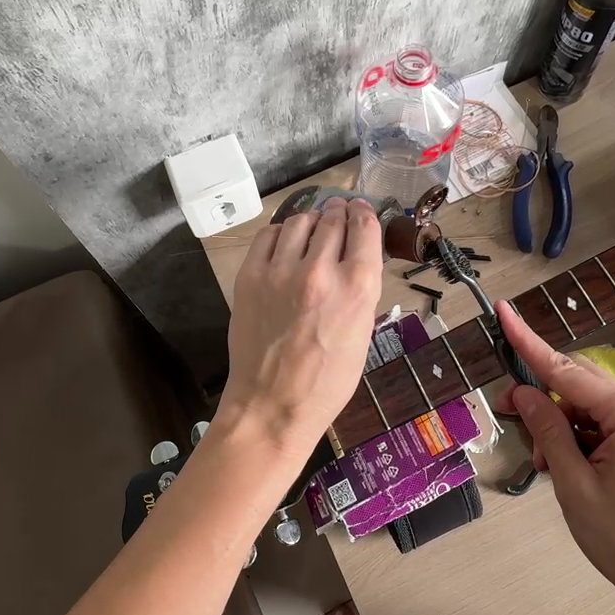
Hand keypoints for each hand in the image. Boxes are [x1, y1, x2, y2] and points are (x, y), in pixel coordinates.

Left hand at [217, 197, 383, 460]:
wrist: (272, 406)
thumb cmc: (327, 383)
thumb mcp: (362, 335)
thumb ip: (360, 291)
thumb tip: (356, 259)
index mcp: (357, 287)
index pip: (364, 227)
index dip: (364, 213)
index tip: (361, 209)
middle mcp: (321, 270)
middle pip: (332, 218)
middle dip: (339, 210)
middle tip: (338, 209)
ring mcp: (280, 271)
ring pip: (299, 221)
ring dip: (311, 219)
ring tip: (312, 226)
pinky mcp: (250, 276)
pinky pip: (268, 236)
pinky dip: (280, 233)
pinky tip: (285, 241)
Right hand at [493, 303, 614, 614]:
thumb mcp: (573, 483)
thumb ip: (547, 430)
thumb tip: (522, 393)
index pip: (565, 370)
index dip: (528, 343)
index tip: (503, 312)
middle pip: (575, 381)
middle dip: (540, 396)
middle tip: (507, 412)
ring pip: (583, 403)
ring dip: (556, 422)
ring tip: (543, 462)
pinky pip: (597, 421)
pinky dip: (573, 435)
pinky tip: (561, 464)